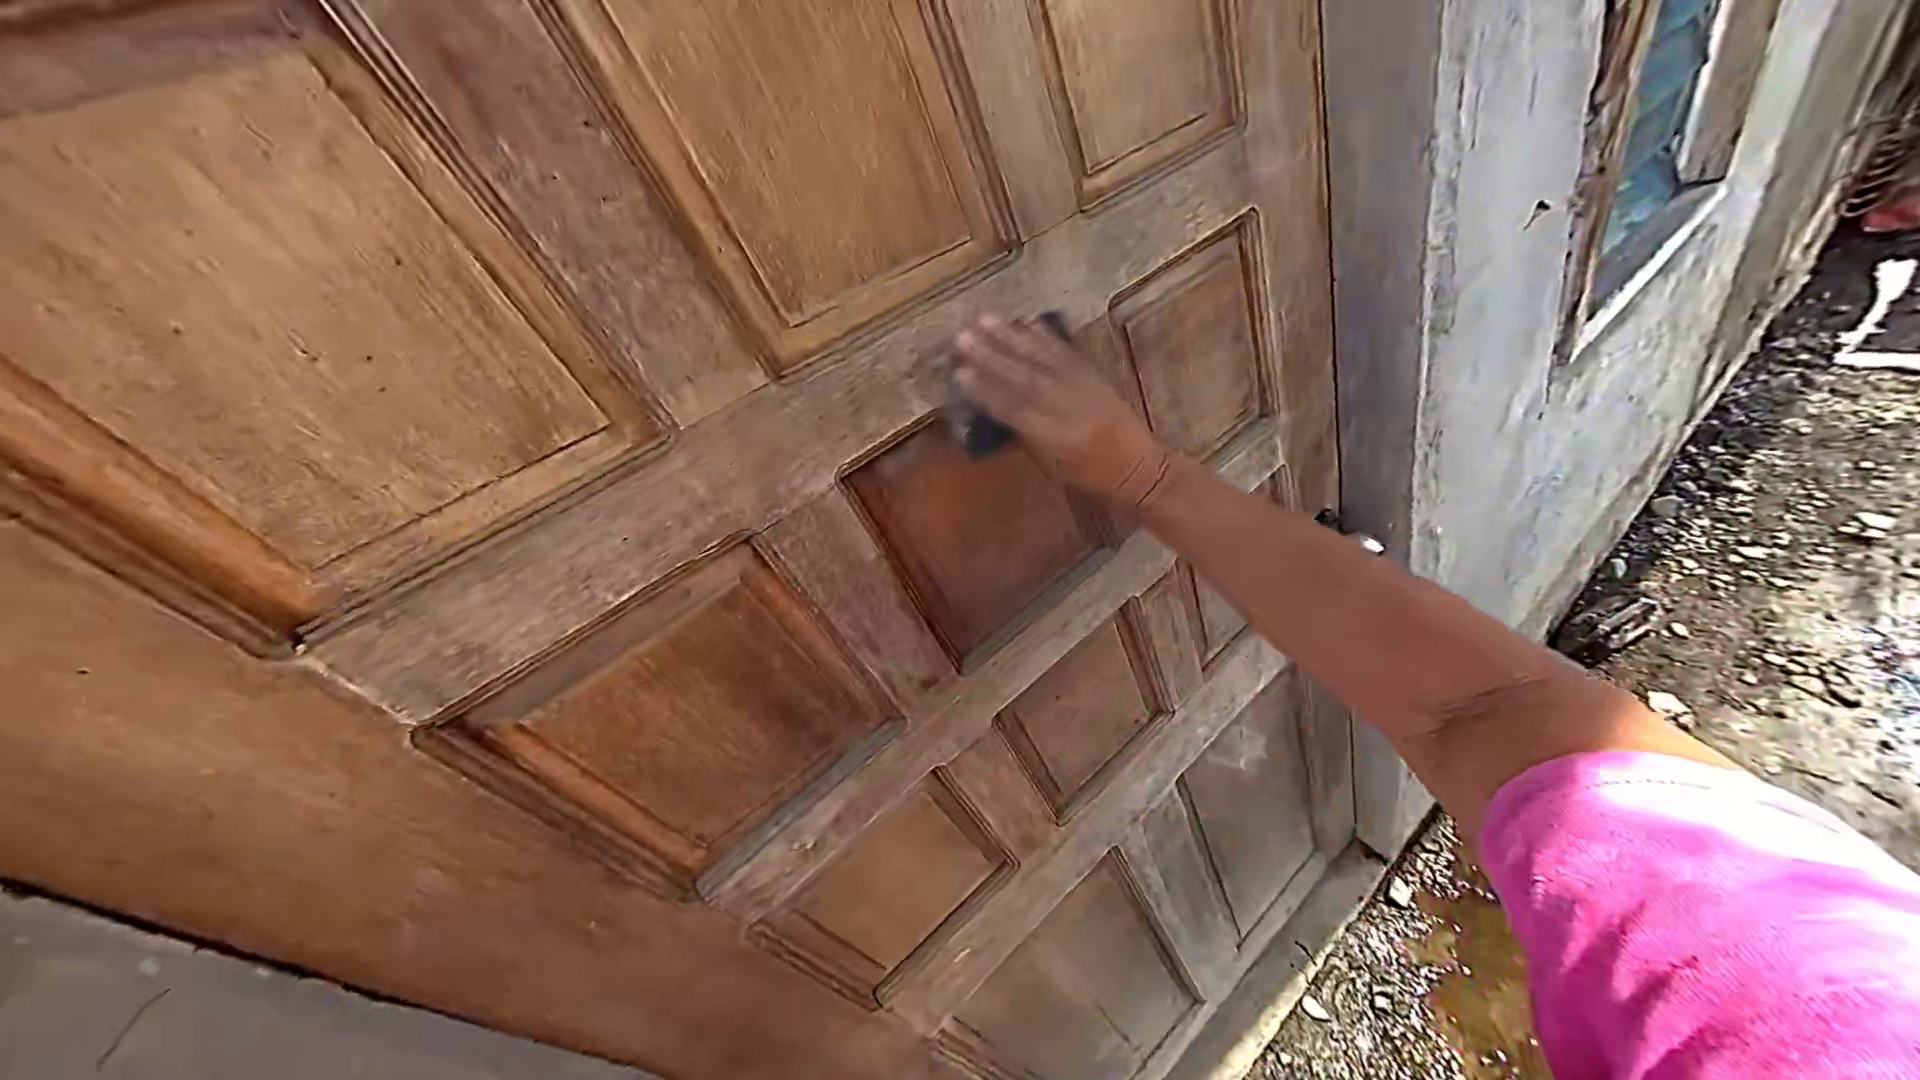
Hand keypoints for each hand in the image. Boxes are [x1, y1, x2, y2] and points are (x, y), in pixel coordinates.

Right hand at [952, 314, 1173, 509]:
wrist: (1139, 469)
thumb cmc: (1087, 475)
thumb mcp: (1049, 463)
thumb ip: (1022, 432)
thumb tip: (989, 404)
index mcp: (1055, 439)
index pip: (1014, 410)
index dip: (986, 391)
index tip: (960, 374)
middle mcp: (1070, 410)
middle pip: (1026, 378)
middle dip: (992, 356)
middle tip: (963, 336)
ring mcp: (1086, 389)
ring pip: (1044, 359)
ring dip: (1012, 337)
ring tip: (985, 319)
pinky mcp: (1097, 375)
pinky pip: (1068, 353)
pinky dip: (1045, 336)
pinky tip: (1027, 322)